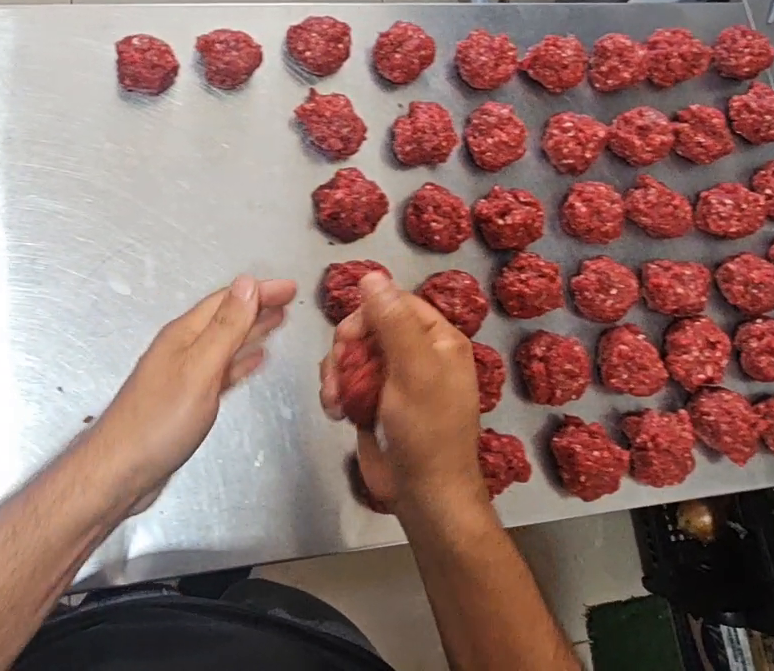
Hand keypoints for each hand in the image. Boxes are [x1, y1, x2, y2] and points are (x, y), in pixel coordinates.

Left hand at [88, 274, 293, 509]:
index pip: (228, 300)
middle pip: (225, 317)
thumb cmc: (160, 421)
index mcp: (185, 334)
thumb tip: (246, 283)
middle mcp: (183, 348)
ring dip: (251, 330)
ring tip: (277, 321)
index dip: (259, 291)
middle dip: (258, 306)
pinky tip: (253, 360)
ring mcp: (183, 374)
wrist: (120, 472)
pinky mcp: (186, 400)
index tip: (290, 287)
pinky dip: (240, 360)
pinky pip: (221, 369)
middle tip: (289, 300)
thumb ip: (225, 327)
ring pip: (225, 342)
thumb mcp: (199, 368)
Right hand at [319, 273, 483, 513]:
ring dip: (336, 372)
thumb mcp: (414, 371)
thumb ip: (393, 322)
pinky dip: (336, 391)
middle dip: (346, 348)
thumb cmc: (428, 432)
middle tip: (339, 372)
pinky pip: (347, 379)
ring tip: (335, 399)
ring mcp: (395, 378)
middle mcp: (418, 353)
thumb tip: (372, 275)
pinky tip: (336, 411)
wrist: (425, 497)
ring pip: (352, 352)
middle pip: (368, 327)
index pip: (394, 304)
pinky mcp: (375, 401)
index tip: (348, 338)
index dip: (367, 315)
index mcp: (438, 339)